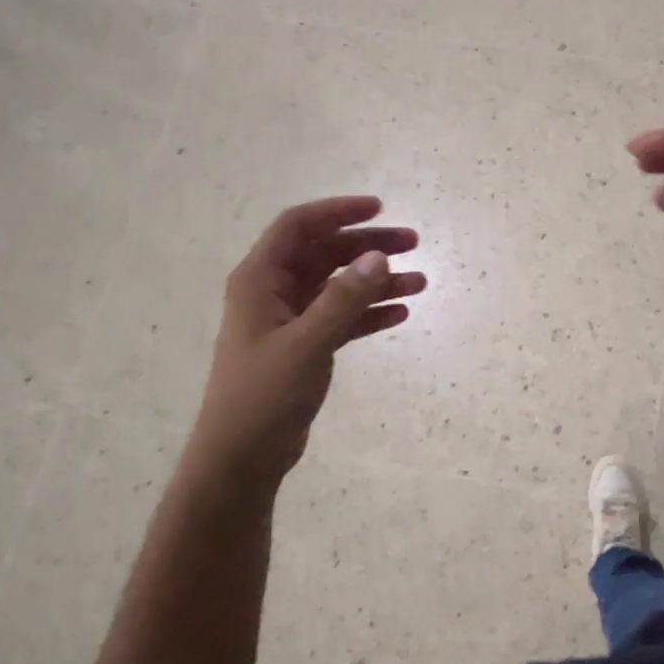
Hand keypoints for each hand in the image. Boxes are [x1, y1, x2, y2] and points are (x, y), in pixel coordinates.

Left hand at [189, 197, 426, 485]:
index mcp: (260, 280)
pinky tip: (400, 315)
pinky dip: (369, 314)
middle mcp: (274, 293)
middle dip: (368, 247)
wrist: (243, 455)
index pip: (299, 227)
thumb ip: (343, 300)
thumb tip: (378, 257)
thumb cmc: (264, 395)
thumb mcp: (307, 344)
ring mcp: (290, 321)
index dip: (338, 212)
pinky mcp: (305, 348)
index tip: (380, 209)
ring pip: (339, 288)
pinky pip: (342, 319)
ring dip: (376, 283)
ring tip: (420, 283)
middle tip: (413, 244)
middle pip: (326, 254)